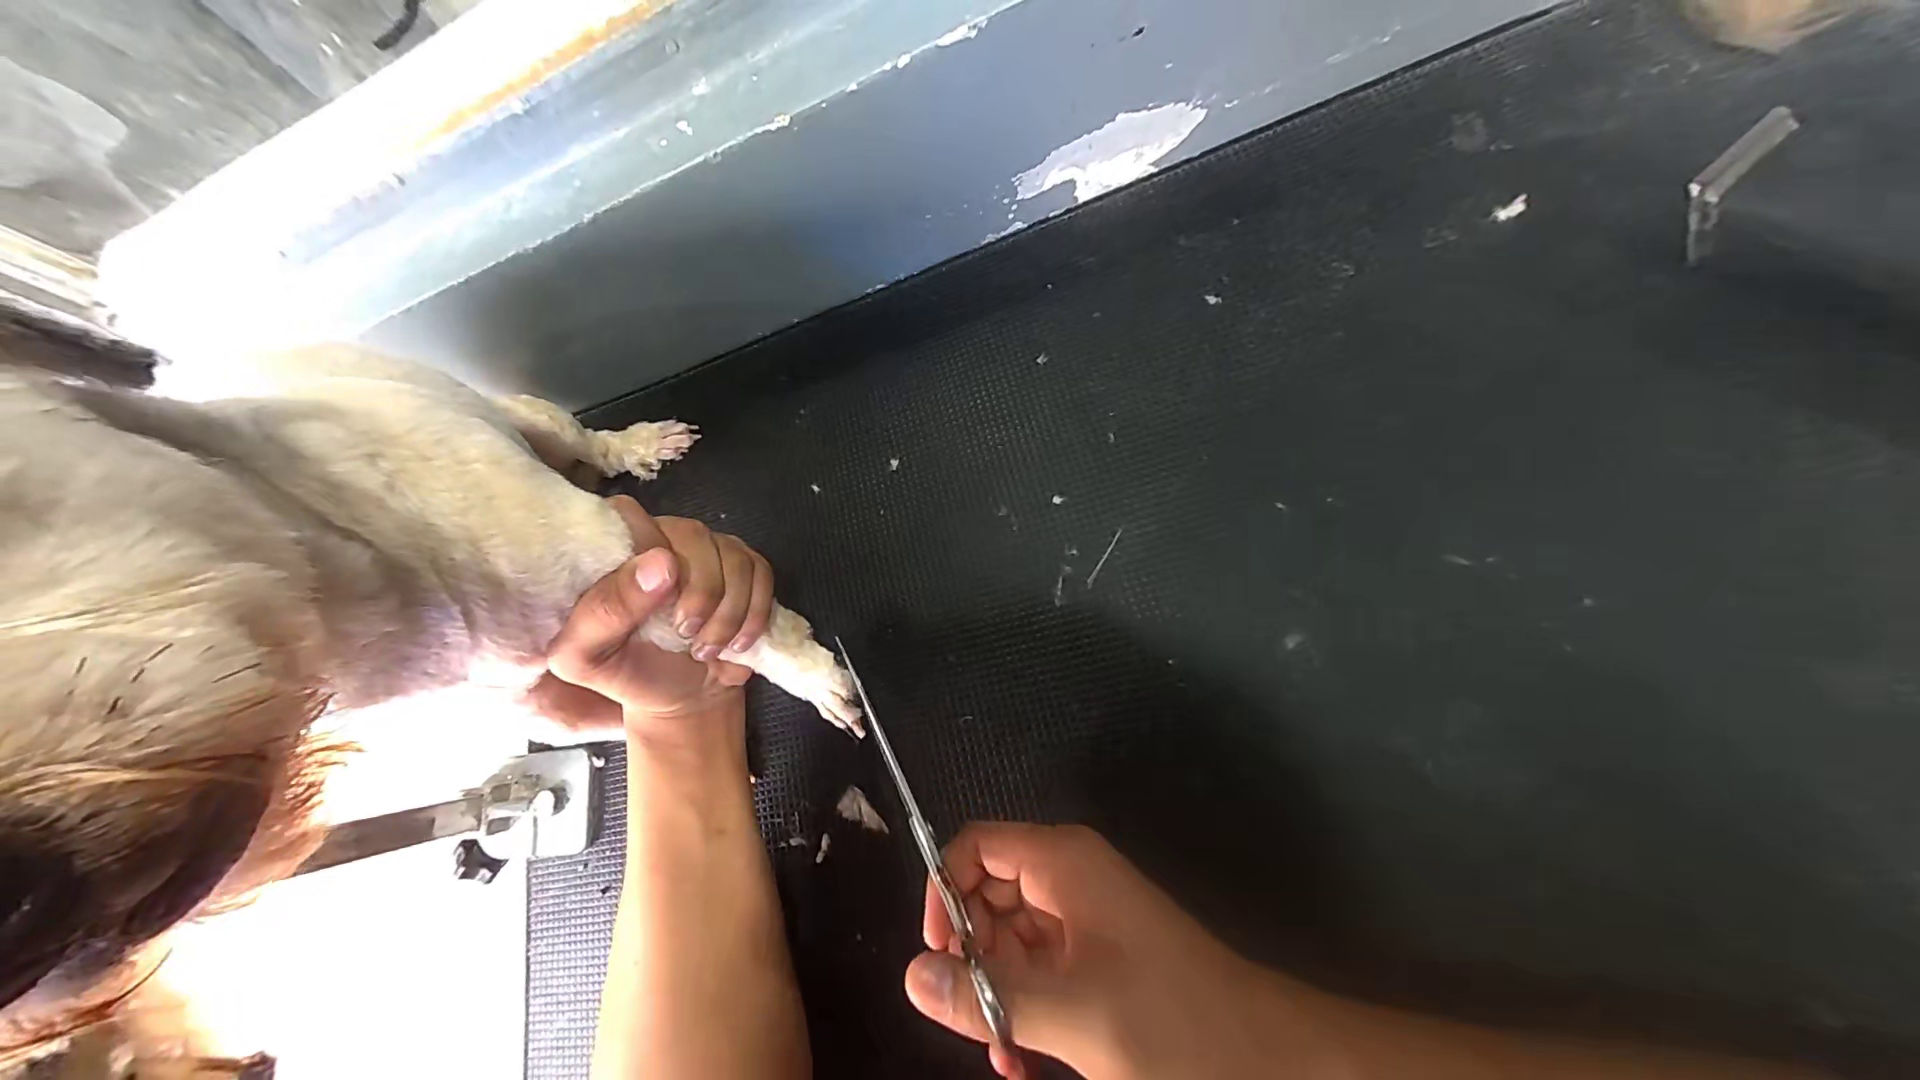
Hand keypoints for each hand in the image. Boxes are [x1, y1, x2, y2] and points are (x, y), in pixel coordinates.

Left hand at [536, 495, 775, 742]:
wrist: (684, 696)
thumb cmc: (629, 673)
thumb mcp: (590, 657)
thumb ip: (609, 609)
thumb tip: (661, 562)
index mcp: (615, 549)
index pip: (629, 515)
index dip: (646, 550)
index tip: (653, 602)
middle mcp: (664, 536)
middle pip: (694, 536)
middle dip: (700, 594)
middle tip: (686, 635)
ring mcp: (711, 549)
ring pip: (734, 558)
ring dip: (729, 613)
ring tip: (708, 648)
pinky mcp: (747, 567)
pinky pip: (762, 574)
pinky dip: (754, 615)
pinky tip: (736, 644)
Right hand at [904, 824, 1313, 1079]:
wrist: (1265, 1058)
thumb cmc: (1171, 1021)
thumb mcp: (1072, 1013)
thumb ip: (986, 996)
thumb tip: (910, 977)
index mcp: (1061, 861)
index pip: (976, 846)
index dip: (945, 891)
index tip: (939, 957)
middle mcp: (1066, 876)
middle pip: (986, 893)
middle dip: (971, 955)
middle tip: (972, 1018)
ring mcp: (1079, 915)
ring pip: (1007, 937)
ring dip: (995, 992)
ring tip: (1003, 1054)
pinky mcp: (1091, 953)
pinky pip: (1034, 966)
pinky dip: (1021, 1006)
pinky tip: (1022, 1059)